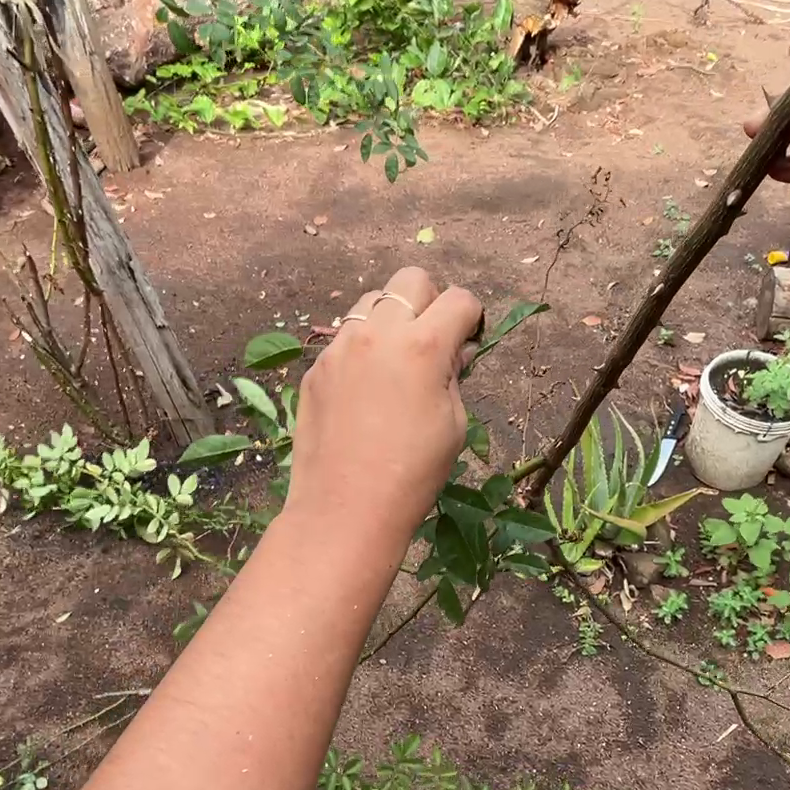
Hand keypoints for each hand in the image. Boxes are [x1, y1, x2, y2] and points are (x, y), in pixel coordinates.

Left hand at [286, 267, 479, 542]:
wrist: (345, 509)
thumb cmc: (413, 474)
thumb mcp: (453, 424)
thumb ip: (453, 375)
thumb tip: (453, 351)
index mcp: (422, 347)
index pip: (459, 299)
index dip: (472, 317)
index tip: (470, 340)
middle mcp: (378, 333)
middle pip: (411, 281)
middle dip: (430, 302)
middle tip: (432, 343)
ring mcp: (340, 347)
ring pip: (372, 303)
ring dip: (391, 321)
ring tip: (395, 364)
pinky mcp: (316, 368)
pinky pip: (345, 339)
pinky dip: (363, 350)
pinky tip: (365, 393)